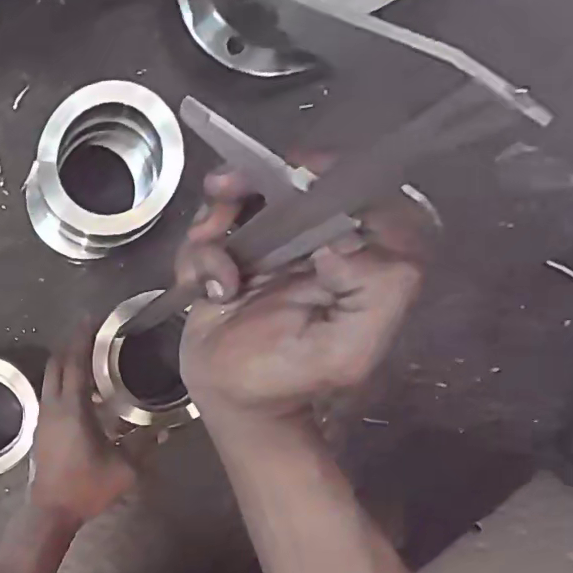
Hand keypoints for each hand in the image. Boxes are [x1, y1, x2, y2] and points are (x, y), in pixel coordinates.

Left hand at [29, 318, 136, 527]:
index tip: (90, 318)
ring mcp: (44, 417)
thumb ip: (143, 443)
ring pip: (51, 377)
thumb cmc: (87, 486)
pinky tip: (83, 391)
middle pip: (57, 363)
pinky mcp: (42, 428)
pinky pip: (51, 392)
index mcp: (72, 408)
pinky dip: (64, 381)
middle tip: (90, 331)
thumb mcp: (125, 467)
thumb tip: (163, 429)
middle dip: (71, 343)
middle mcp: (53, 405)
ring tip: (89, 357)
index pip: (74, 362)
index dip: (82, 337)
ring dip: (66, 362)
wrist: (51, 510)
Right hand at [176, 164, 433, 424]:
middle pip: (294, 184)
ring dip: (219, 210)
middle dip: (256, 180)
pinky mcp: (228, 259)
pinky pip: (207, 235)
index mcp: (359, 260)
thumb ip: (374, 293)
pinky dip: (198, 254)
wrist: (231, 399)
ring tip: (209, 238)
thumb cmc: (292, 380)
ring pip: (243, 200)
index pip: (361, 195)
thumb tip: (338, 240)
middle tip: (225, 189)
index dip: (329, 173)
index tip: (294, 173)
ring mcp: (269, 249)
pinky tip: (207, 287)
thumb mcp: (349, 351)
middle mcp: (316, 244)